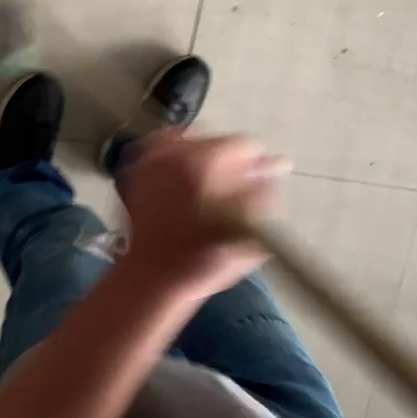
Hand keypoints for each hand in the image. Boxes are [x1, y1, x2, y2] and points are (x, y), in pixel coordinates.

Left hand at [116, 132, 287, 300]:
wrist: (155, 278)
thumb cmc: (205, 259)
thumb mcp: (247, 229)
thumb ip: (264, 190)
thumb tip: (278, 164)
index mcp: (205, 161)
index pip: (245, 145)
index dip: (258, 164)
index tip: (261, 180)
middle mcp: (177, 151)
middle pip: (218, 141)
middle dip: (232, 160)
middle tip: (238, 185)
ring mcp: (153, 158)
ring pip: (191, 140)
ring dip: (205, 154)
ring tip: (212, 181)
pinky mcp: (138, 170)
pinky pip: (162, 146)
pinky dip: (176, 152)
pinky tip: (185, 170)